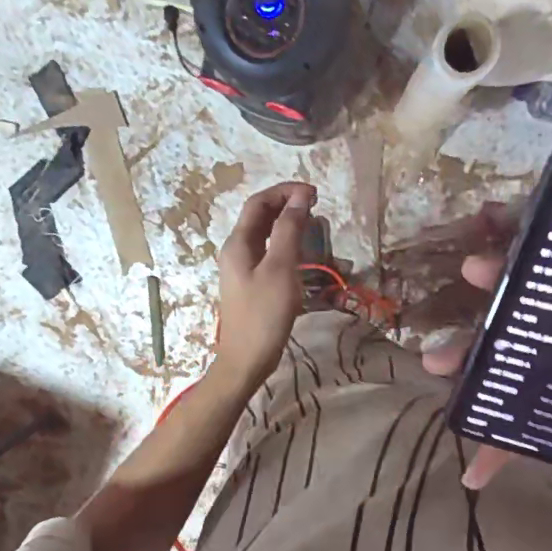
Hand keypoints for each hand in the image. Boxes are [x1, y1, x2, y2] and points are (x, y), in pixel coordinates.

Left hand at [214, 182, 313, 391]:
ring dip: (286, 225)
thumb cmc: (263, 314)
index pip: (258, 203)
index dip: (284, 191)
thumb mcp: (280, 268)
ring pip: (264, 236)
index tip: (314, 193)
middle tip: (316, 206)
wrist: (246, 359)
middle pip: (259, 217)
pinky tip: (302, 254)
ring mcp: (241, 270)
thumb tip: (299, 197)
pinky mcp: (250, 286)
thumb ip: (288, 230)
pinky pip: (267, 255)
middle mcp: (235, 252)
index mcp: (237, 243)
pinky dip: (285, 246)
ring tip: (312, 225)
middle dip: (286, 205)